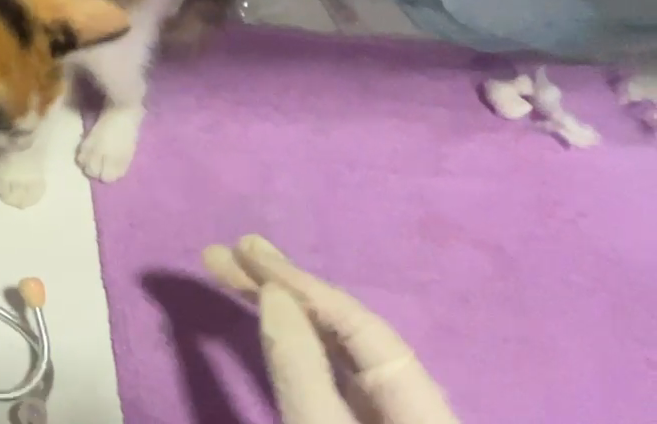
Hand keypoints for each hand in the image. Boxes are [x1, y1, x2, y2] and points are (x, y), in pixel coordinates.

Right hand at [203, 235, 458, 423]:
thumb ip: (300, 368)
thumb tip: (273, 292)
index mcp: (429, 405)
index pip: (361, 325)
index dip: (302, 283)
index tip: (245, 248)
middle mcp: (420, 403)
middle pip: (351, 333)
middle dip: (286, 289)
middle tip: (227, 250)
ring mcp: (396, 417)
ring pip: (341, 351)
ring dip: (284, 308)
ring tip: (231, 271)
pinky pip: (336, 374)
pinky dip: (298, 341)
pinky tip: (270, 317)